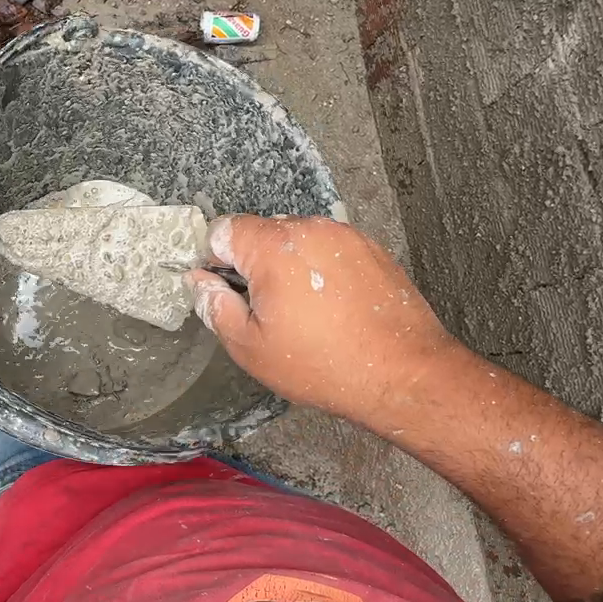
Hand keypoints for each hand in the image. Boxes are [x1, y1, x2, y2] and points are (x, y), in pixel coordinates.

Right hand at [185, 215, 465, 430]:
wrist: (402, 373)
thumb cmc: (323, 364)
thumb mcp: (250, 347)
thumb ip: (215, 307)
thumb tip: (199, 283)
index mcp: (274, 247)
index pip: (224, 229)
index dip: (214, 259)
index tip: (222, 289)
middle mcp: (310, 228)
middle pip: (261, 232)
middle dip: (252, 263)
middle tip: (262, 309)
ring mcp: (344, 235)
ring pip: (295, 240)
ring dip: (286, 266)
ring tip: (300, 312)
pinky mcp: (370, 249)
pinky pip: (326, 249)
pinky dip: (318, 270)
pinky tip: (328, 308)